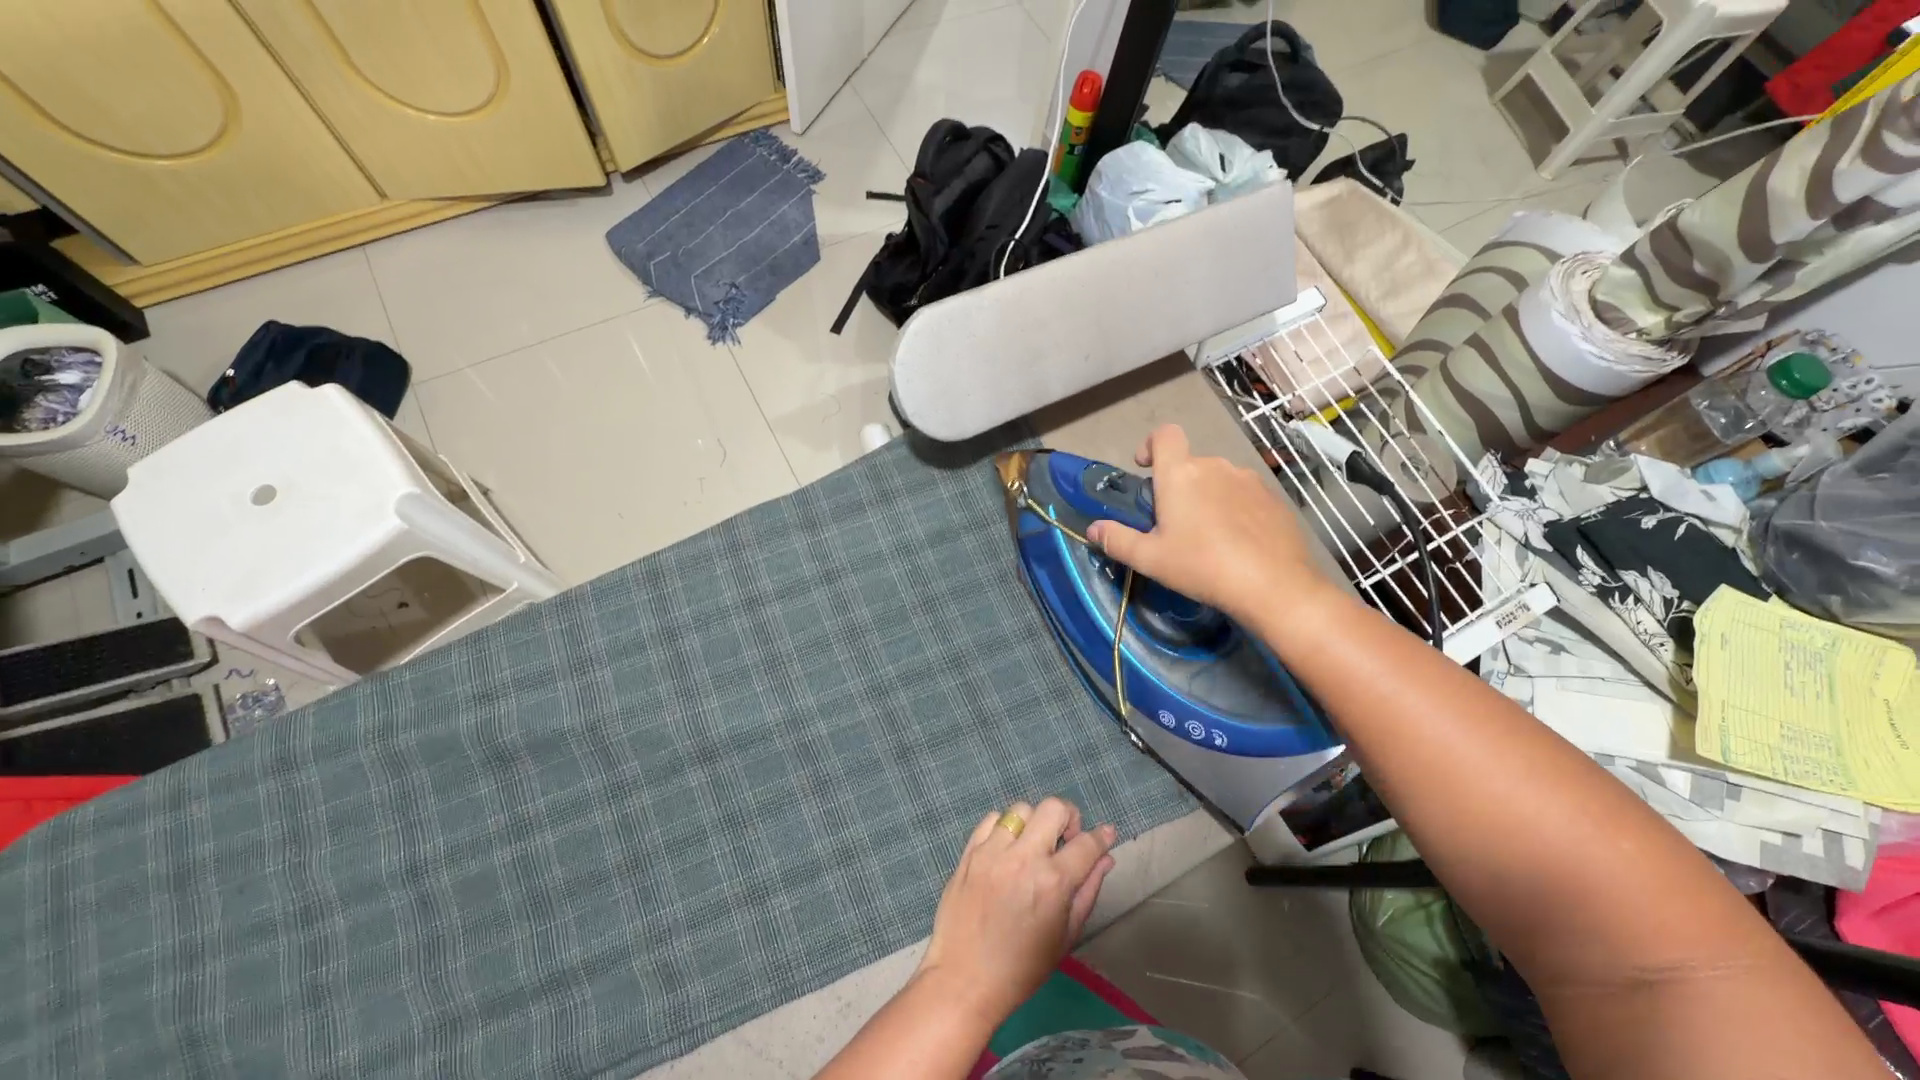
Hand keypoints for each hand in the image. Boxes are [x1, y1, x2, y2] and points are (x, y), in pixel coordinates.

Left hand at [917, 797, 1117, 1024]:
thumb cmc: (1022, 968)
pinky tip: (1006, 849)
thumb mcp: (1065, 936)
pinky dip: (1003, 828)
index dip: (1102, 837)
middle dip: (1068, 818)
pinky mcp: (968, 855)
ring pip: (1020, 810)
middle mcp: (1023, 858)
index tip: (1105, 835)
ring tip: (1032, 846)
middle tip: (1065, 840)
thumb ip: (1087, 891)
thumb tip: (1105, 858)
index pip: (1087, 843)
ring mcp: (992, 853)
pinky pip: (990, 821)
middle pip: (1053, 808)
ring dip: (1034, 823)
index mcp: (1053, 882)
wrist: (964, 980)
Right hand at [1085, 424, 1338, 626]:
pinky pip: (1245, 496)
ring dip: (1208, 498)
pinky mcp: (1274, 498)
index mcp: (1180, 474)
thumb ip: (1117, 540)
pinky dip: (1236, 510)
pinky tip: (1238, 543)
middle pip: (1190, 464)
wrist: (1272, 584)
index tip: (1145, 468)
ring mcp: (1248, 480)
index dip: (1151, 445)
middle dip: (1179, 486)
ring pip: (1219, 480)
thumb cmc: (1202, 566)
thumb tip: (1093, 529)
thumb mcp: (1150, 559)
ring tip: (1208, 537)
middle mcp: (1215, 466)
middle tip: (1174, 524)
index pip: (1164, 435)